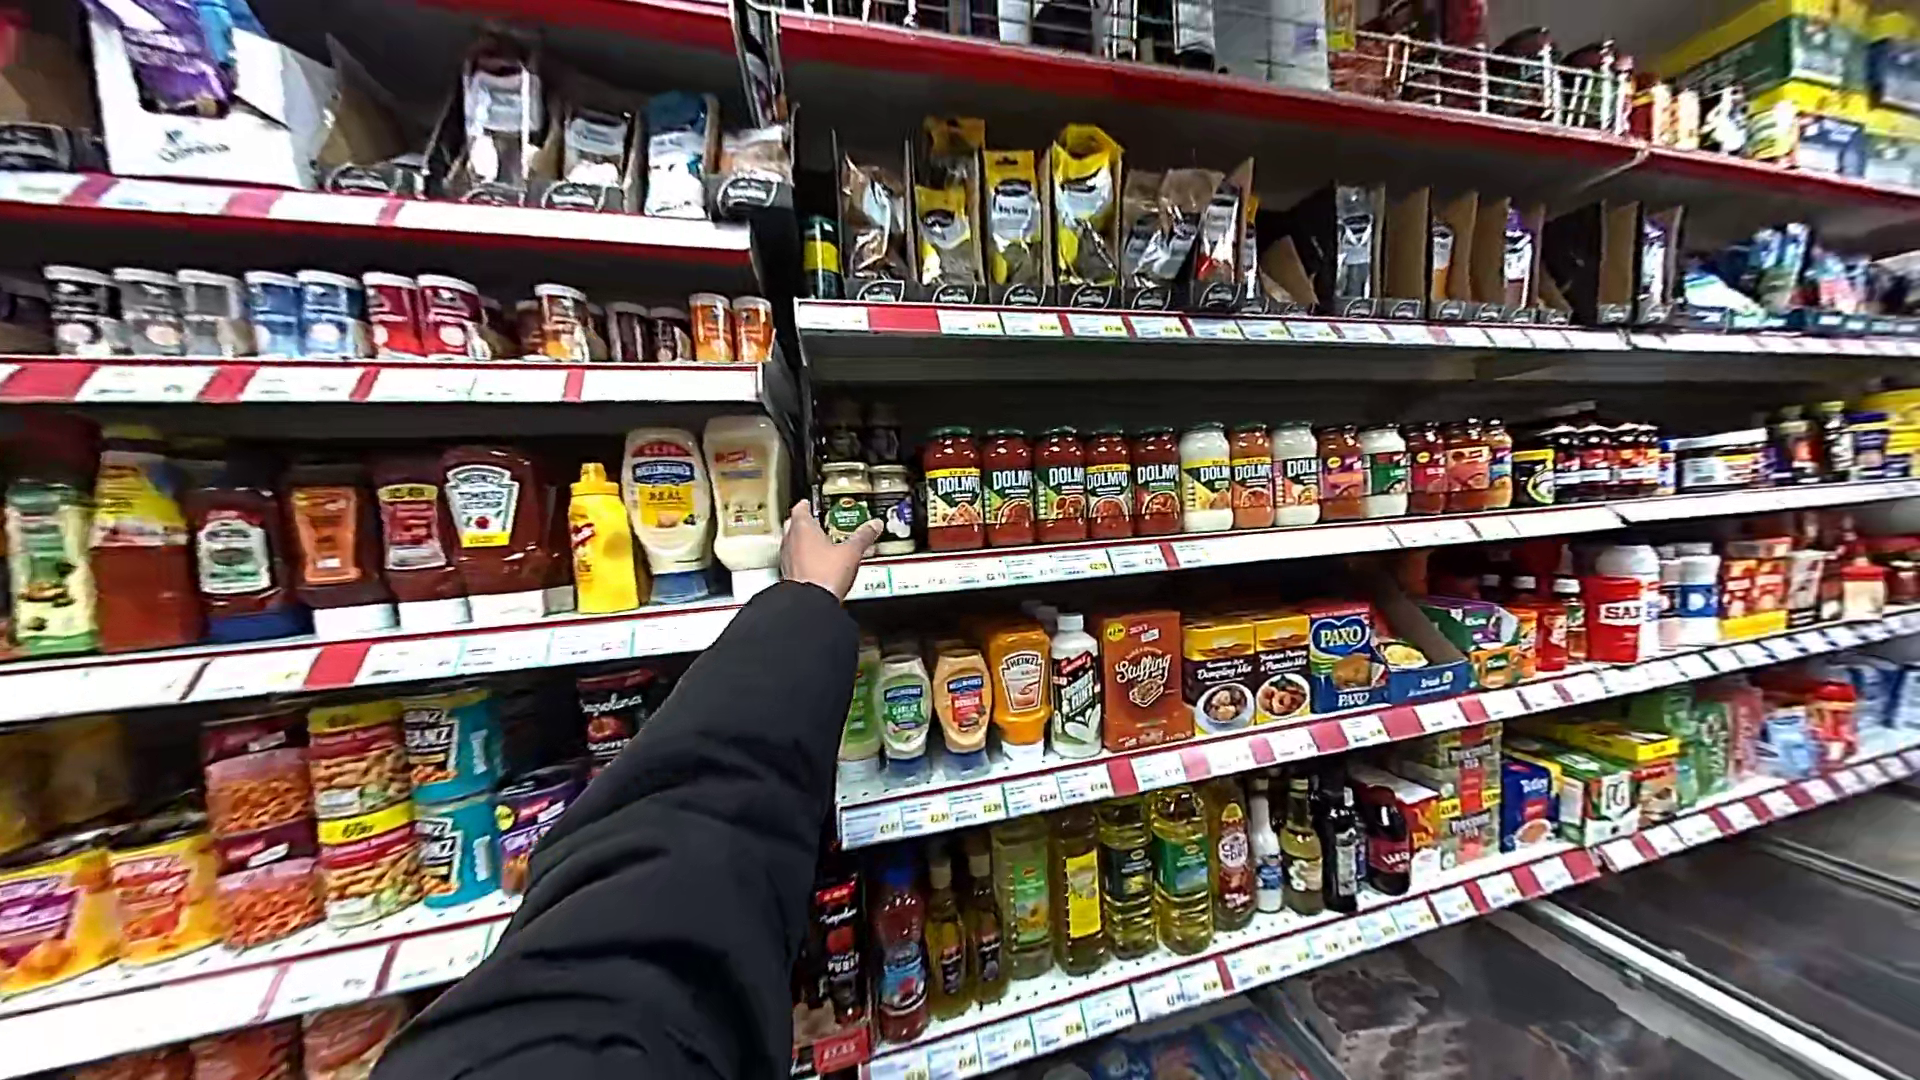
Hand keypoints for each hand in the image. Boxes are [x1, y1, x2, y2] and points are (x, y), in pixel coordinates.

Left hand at [781, 500, 880, 600]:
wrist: (810, 604)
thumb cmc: (824, 574)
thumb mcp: (851, 552)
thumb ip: (863, 536)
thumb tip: (873, 526)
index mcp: (803, 528)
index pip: (801, 508)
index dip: (807, 504)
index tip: (811, 503)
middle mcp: (791, 541)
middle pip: (794, 525)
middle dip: (805, 523)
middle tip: (817, 523)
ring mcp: (788, 560)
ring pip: (793, 544)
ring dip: (803, 543)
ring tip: (819, 544)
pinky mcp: (789, 576)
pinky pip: (795, 562)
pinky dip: (804, 560)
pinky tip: (816, 566)